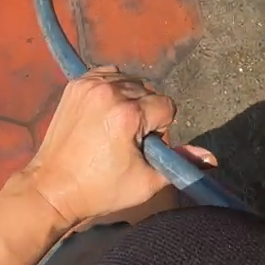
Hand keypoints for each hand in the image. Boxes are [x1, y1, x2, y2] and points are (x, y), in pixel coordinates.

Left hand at [21, 67, 214, 226]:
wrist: (53, 188)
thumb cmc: (101, 190)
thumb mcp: (146, 182)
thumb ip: (180, 163)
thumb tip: (212, 158)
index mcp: (128, 114)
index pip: (166, 106)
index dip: (160, 129)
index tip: (143, 146)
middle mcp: (110, 91)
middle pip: (148, 92)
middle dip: (145, 113)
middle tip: (126, 140)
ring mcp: (90, 84)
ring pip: (130, 81)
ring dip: (129, 99)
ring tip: (114, 127)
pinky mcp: (76, 83)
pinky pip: (108, 74)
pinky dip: (112, 88)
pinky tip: (104, 112)